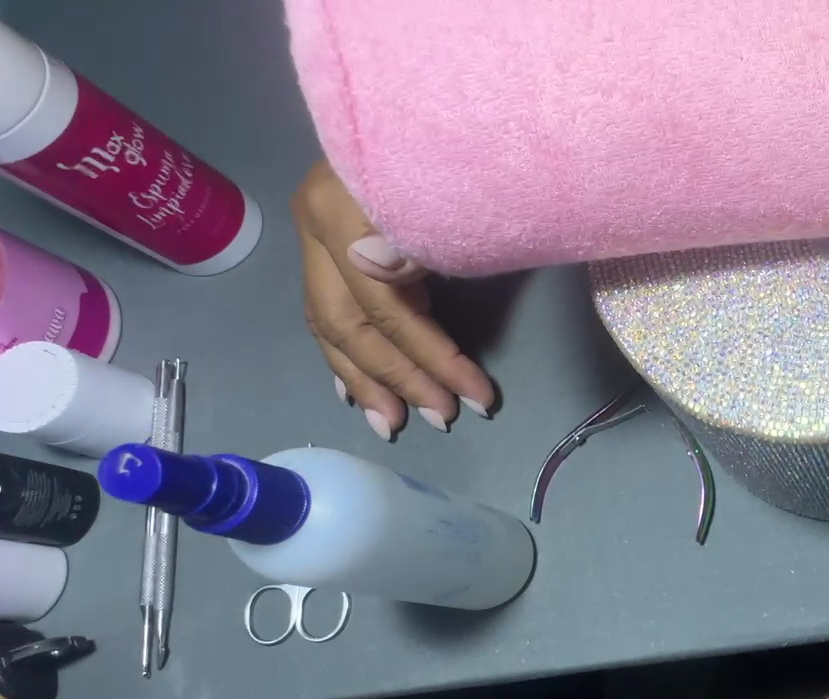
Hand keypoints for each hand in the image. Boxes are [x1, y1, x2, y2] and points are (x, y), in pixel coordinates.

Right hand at [292, 160, 495, 440]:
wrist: (439, 116)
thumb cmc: (458, 166)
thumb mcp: (450, 202)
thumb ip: (415, 237)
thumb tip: (376, 266)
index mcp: (343, 213)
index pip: (386, 309)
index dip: (434, 360)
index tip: (481, 399)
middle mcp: (318, 226)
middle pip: (349, 325)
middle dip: (397, 380)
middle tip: (442, 420)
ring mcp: (318, 236)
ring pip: (331, 325)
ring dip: (366, 380)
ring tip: (393, 423)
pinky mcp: (330, 247)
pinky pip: (330, 310)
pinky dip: (347, 354)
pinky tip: (357, 389)